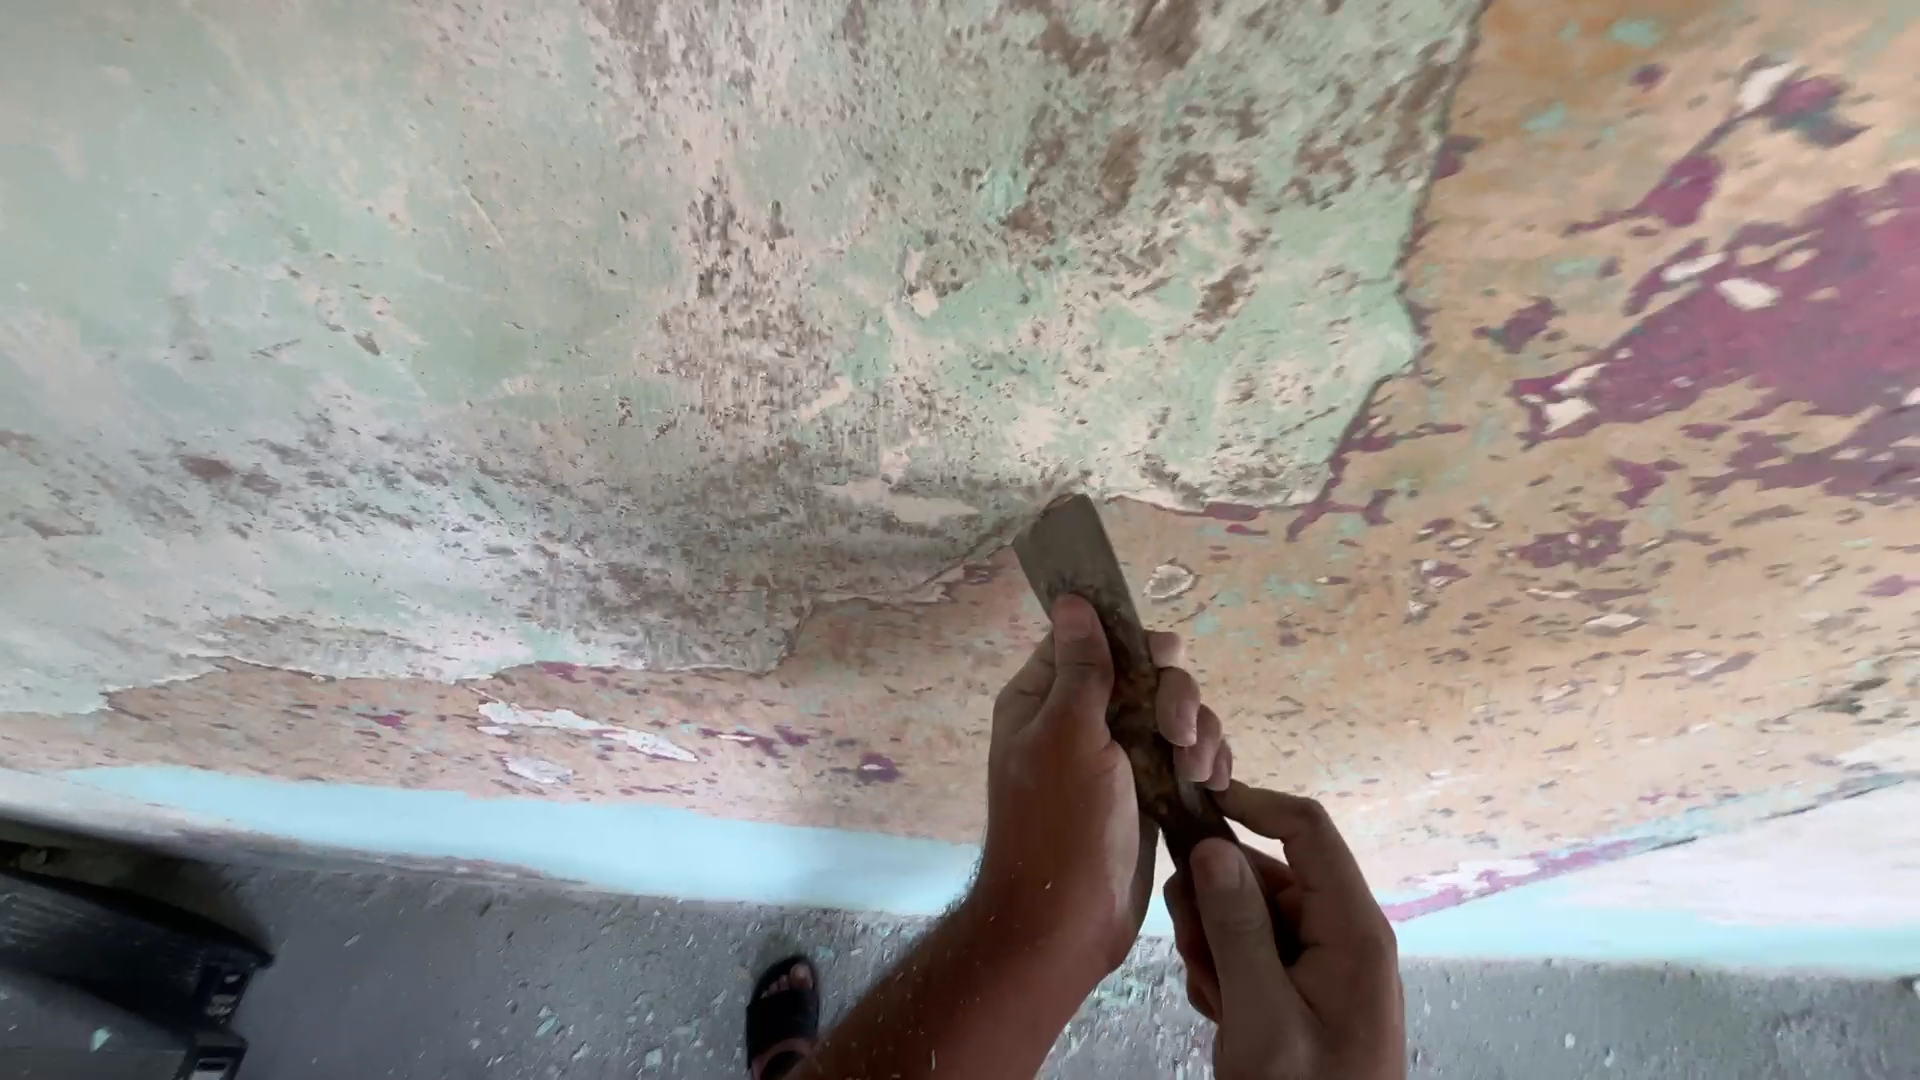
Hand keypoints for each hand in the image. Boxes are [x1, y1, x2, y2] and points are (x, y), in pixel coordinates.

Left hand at [971, 595, 1230, 979]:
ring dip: (1197, 729)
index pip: (1088, 639)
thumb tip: (1072, 600)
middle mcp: (1081, 716)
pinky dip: (1206, 757)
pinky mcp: (1151, 784)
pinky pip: (1187, 750)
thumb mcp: (1066, 734)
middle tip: (1176, 730)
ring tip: (1198, 769)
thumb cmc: (1058, 822)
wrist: (1070, 920)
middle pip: (1143, 671)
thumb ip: (1081, 668)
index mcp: (1044, 696)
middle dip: (1173, 693)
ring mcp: (1119, 752)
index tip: (1161, 655)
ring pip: (1173, 709)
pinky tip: (1214, 780)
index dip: (1128, 639)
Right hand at [1164, 784, 1403, 1079]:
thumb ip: (1236, 928)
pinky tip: (1220, 1007)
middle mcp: (1338, 929)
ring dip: (1211, 938)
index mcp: (1351, 928)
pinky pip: (1243, 939)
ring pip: (1242, 903)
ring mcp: (1317, 955)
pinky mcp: (1297, 978)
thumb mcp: (1262, 1017)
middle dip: (1214, 899)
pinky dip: (1219, 963)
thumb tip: (1210, 845)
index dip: (1251, 802)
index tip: (1188, 804)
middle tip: (1195, 952)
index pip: (1306, 828)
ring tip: (1212, 993)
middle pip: (1260, 868)